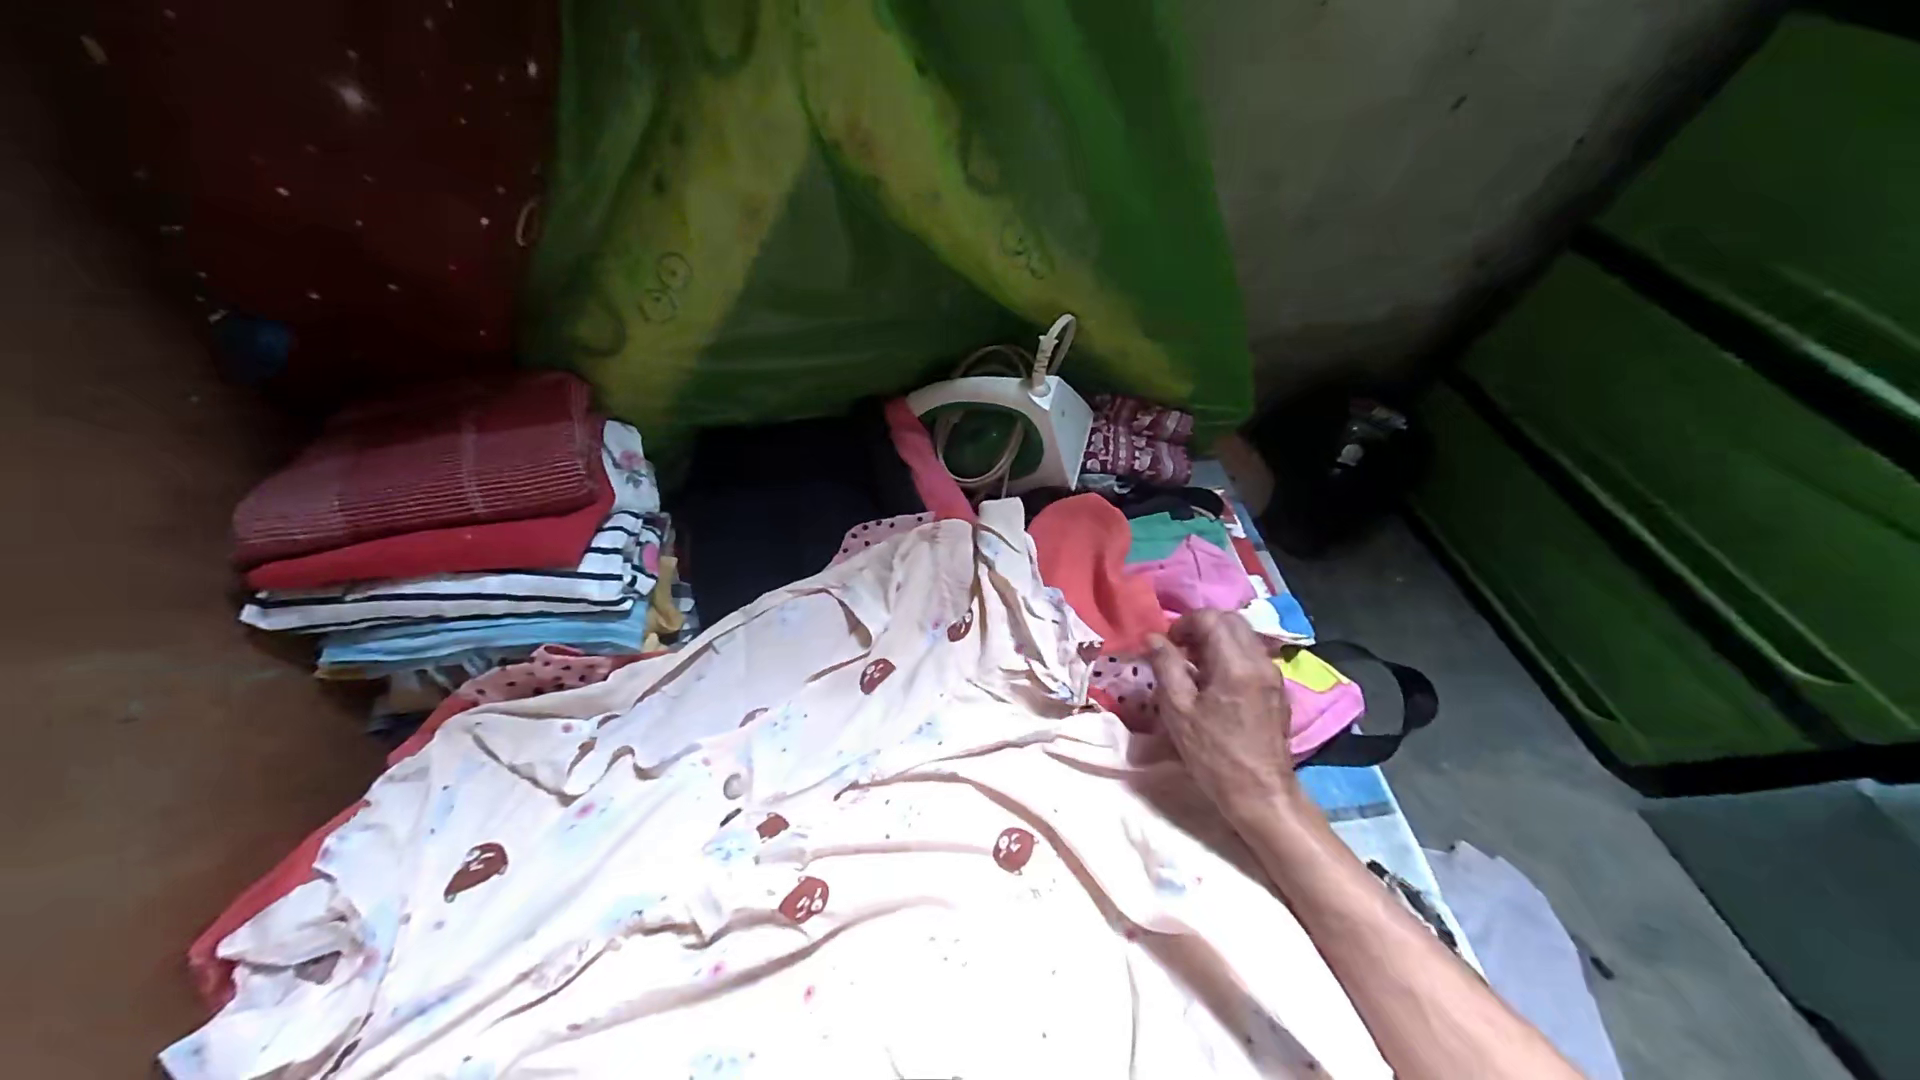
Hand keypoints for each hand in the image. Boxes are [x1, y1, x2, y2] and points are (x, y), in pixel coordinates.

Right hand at [1147, 610, 1297, 820]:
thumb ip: (1165, 666)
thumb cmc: (1213, 754)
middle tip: (1179, 651)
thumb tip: (1153, 638)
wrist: (1260, 793)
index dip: (1184, 624)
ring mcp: (1273, 675)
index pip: (1210, 618)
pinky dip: (1230, 655)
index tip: (1167, 645)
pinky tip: (1214, 683)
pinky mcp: (1277, 689)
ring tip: (1194, 667)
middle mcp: (1260, 661)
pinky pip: (1252, 655)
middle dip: (1201, 627)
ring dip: (1216, 640)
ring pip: (1244, 636)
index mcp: (1236, 664)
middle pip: (1231, 620)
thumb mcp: (1178, 710)